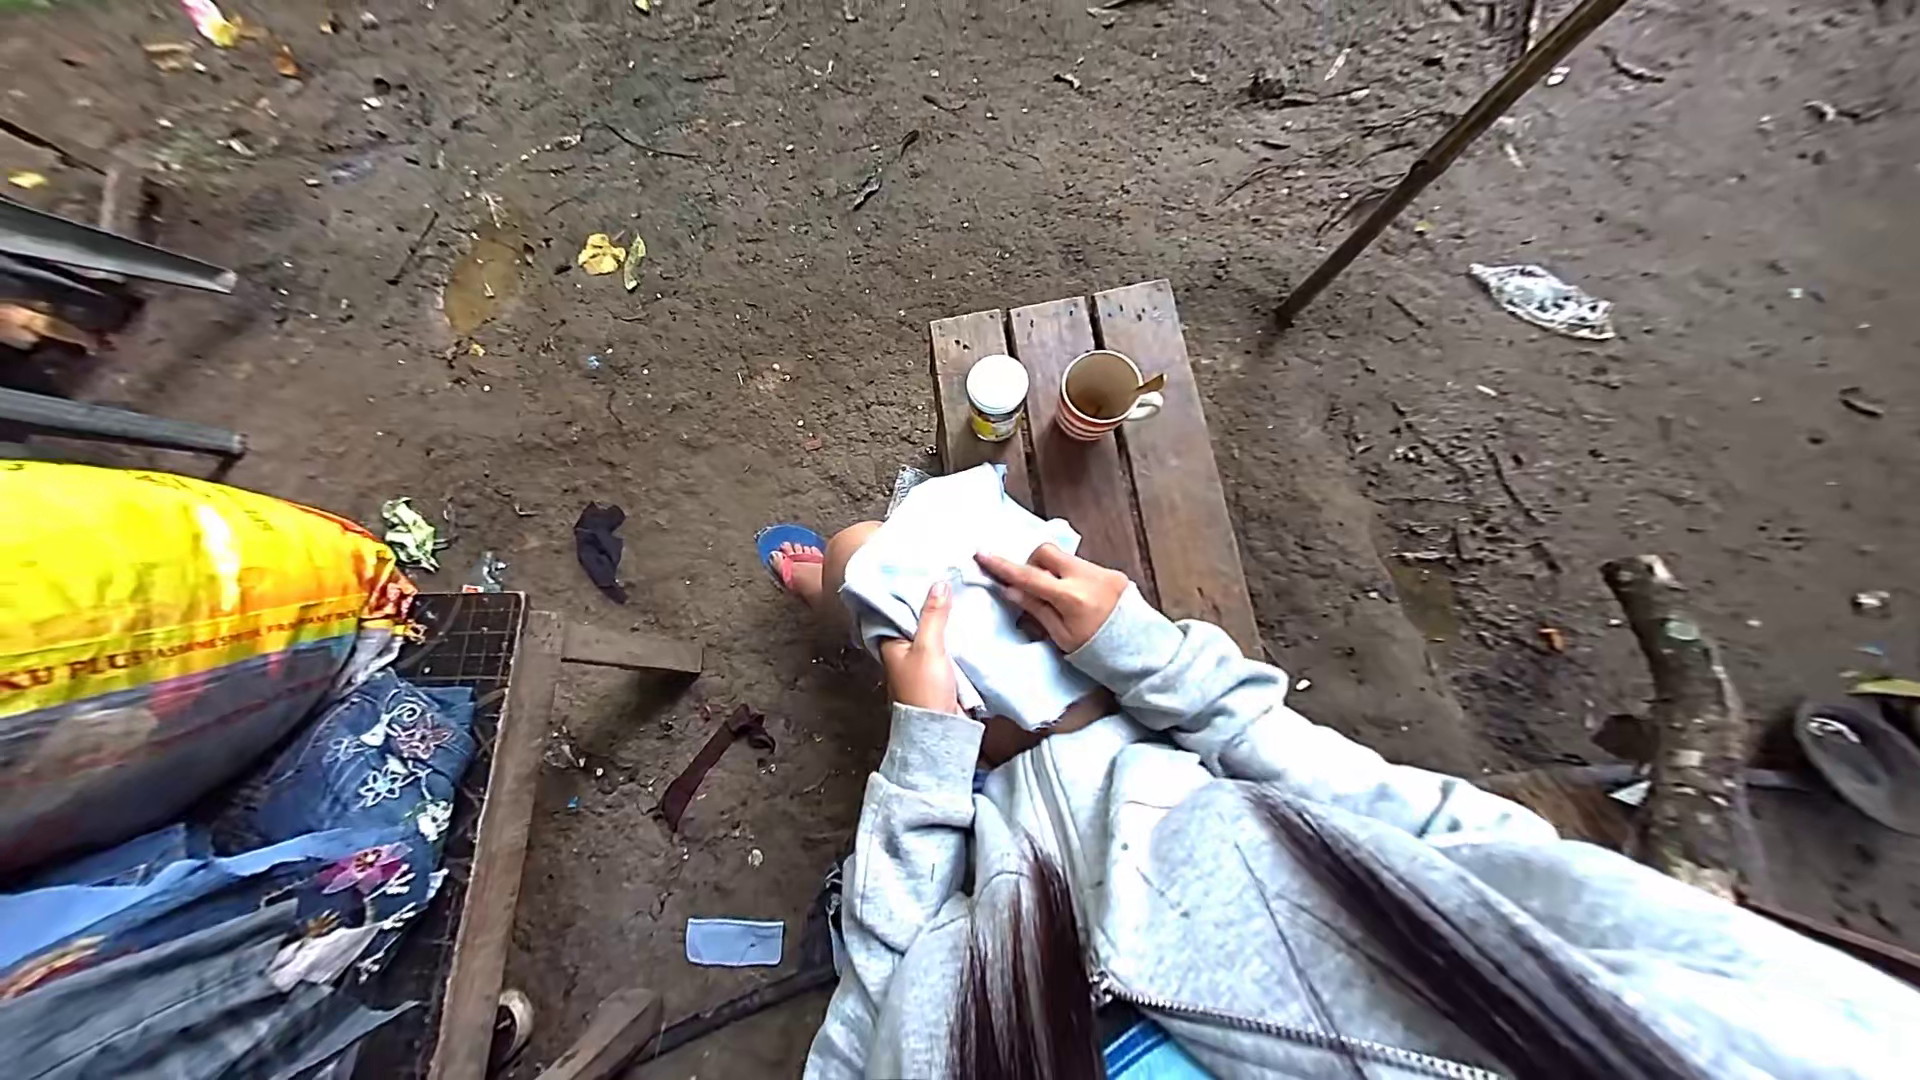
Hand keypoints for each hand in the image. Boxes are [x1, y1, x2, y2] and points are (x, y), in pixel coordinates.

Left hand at [879, 580, 960, 713]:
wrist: (941, 730)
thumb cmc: (925, 690)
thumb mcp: (929, 647)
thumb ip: (933, 616)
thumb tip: (939, 583)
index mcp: (891, 642)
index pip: (898, 607)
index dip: (912, 590)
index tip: (928, 570)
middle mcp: (904, 649)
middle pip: (919, 618)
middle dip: (934, 602)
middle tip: (952, 577)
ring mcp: (922, 660)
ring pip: (935, 631)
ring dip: (948, 619)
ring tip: (964, 592)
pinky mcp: (941, 670)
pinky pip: (948, 645)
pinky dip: (957, 635)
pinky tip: (970, 621)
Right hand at [975, 544, 1129, 652]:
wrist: (1143, 653)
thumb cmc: (1098, 653)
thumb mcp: (1061, 637)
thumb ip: (1036, 608)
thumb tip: (1010, 589)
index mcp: (1072, 598)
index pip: (1029, 576)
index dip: (1003, 566)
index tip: (983, 554)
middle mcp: (1087, 577)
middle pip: (1046, 551)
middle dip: (1032, 562)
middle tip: (1031, 586)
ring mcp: (1102, 571)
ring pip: (1064, 558)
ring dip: (1052, 570)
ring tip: (1057, 597)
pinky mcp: (1112, 572)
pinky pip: (1080, 566)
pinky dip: (1070, 577)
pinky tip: (1076, 598)